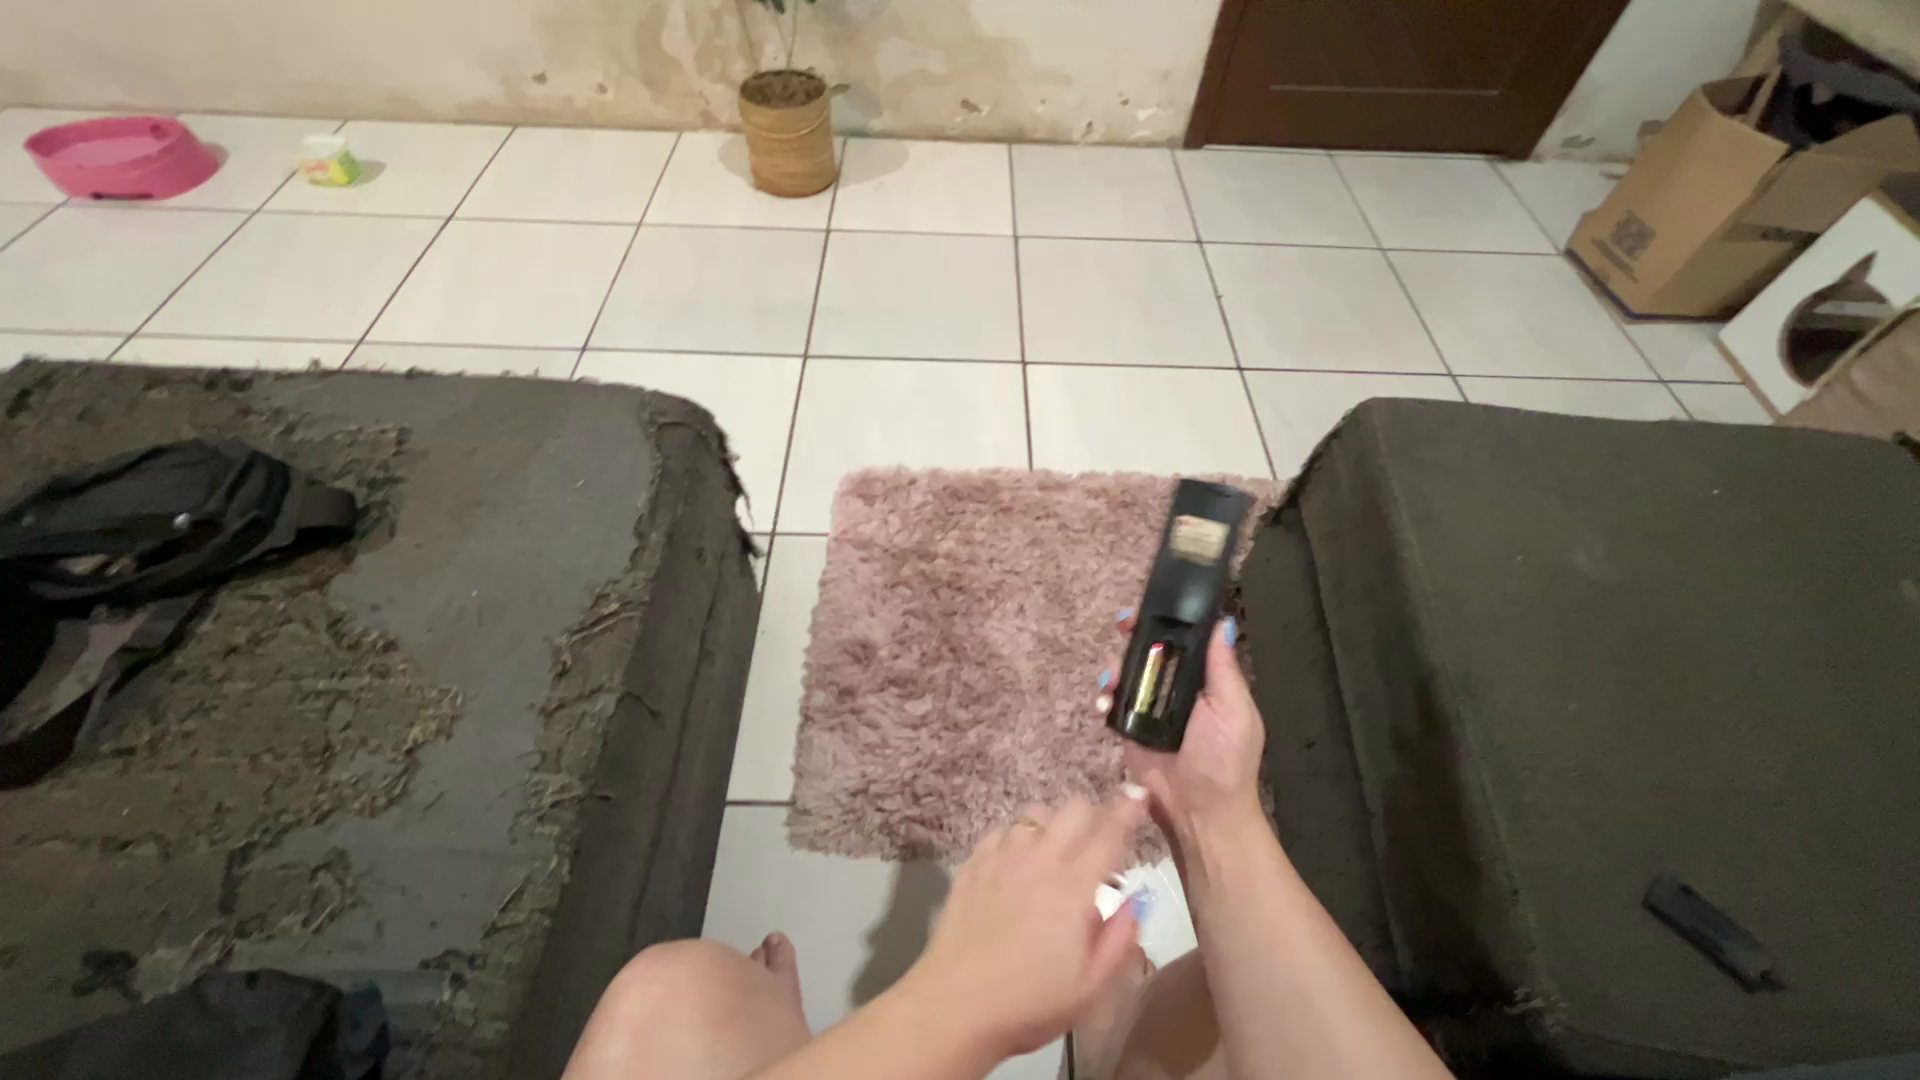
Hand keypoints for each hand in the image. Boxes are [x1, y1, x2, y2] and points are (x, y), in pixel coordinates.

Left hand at [895, 792, 1148, 1058]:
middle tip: (1097, 846)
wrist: (955, 1004)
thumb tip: (1133, 901)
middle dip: (1093, 816)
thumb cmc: (1030, 1002)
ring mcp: (1001, 857)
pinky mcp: (973, 863)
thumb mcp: (1091, 987)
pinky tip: (1017, 863)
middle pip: (1073, 808)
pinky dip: (1017, 837)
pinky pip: (1002, 830)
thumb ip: (1119, 939)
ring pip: (1035, 812)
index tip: (1139, 794)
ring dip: (1053, 825)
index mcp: (1073, 887)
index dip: (1128, 810)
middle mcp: (1039, 859)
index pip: (1109, 834)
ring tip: (1054, 854)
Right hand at [1098, 613, 1264, 840]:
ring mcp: (1149, 708)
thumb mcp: (1234, 709)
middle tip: (1121, 627)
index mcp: (1204, 680)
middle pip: (1148, 650)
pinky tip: (1104, 701)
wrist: (1201, 813)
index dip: (1164, 620)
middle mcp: (1174, 688)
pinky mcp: (1128, 728)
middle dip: (1132, 636)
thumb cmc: (1225, 760)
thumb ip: (1222, 668)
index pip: (1181, 639)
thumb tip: (1223, 622)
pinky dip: (1104, 696)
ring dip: (1114, 666)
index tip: (1148, 608)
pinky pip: (1111, 703)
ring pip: (1125, 672)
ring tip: (1112, 678)